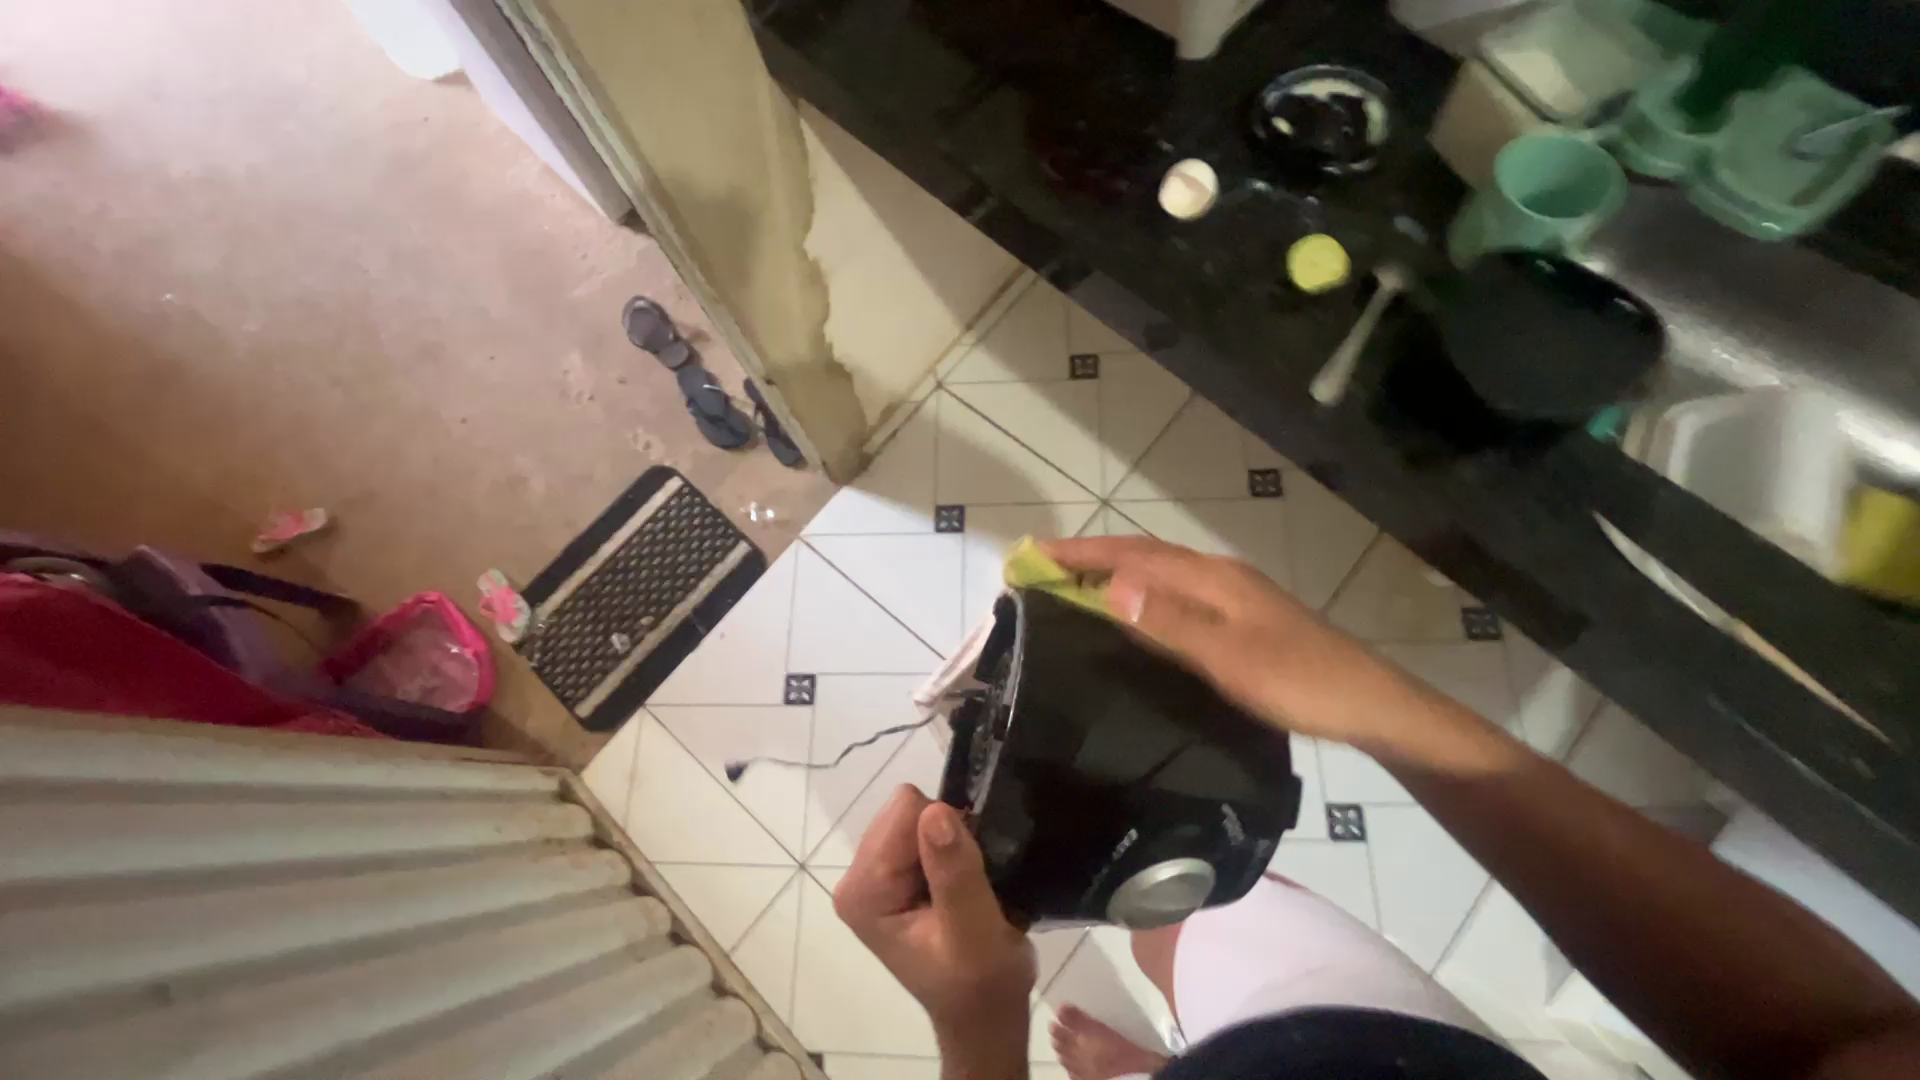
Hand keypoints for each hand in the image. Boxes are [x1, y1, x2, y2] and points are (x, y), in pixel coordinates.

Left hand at [834, 786, 1034, 1070]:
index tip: (966, 871)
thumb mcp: (975, 934)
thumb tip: (936, 811)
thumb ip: (954, 873)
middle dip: (945, 836)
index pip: (905, 812)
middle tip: (967, 882)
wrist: (984, 1013)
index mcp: (862, 891)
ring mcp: (872, 874)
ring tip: (964, 886)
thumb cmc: (980, 983)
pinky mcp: (891, 873)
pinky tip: (958, 882)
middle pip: (906, 809)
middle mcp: (855, 877)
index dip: (946, 832)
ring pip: (918, 814)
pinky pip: (923, 828)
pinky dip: (949, 846)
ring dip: (950, 842)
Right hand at [1044, 535, 1418, 748]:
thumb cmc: (1298, 681)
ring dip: (1116, 569)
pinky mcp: (1242, 612)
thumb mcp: (1228, 658)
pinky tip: (1136, 610)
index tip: (1034, 554)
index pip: (1133, 555)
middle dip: (1093, 555)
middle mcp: (1218, 574)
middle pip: (1144, 554)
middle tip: (1044, 566)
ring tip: (1076, 583)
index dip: (1082, 552)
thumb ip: (1169, 622)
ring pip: (1161, 569)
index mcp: (1211, 578)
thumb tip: (1109, 587)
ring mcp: (1233, 591)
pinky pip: (1175, 588)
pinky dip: (1142, 588)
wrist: (1370, 703)